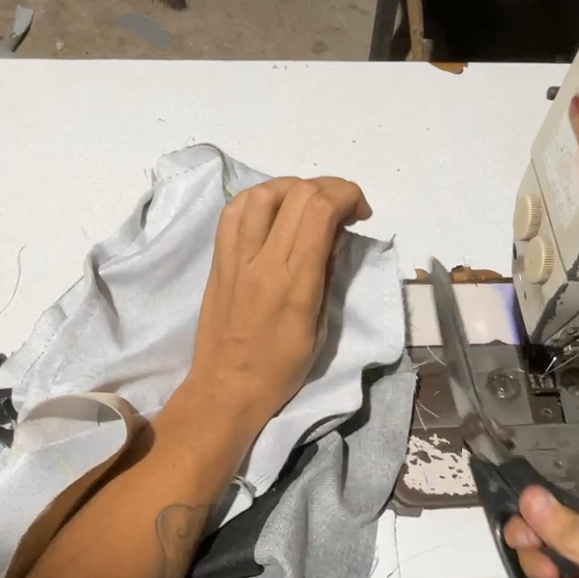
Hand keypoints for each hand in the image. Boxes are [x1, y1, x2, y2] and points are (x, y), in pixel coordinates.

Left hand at [187, 176, 371, 430]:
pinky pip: (234, 212)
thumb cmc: (280, 370)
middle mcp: (262, 262)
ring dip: (292, 189)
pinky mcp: (218, 261)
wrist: (227, 388)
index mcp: (294, 283)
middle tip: (342, 211)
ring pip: (262, 193)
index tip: (360, 213)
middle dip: (329, 189)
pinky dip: (259, 200)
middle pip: (296, 194)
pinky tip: (273, 214)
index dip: (347, 195)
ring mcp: (235, 258)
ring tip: (306, 207)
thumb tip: (334, 237)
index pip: (319, 209)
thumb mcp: (320, 330)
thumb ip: (327, 277)